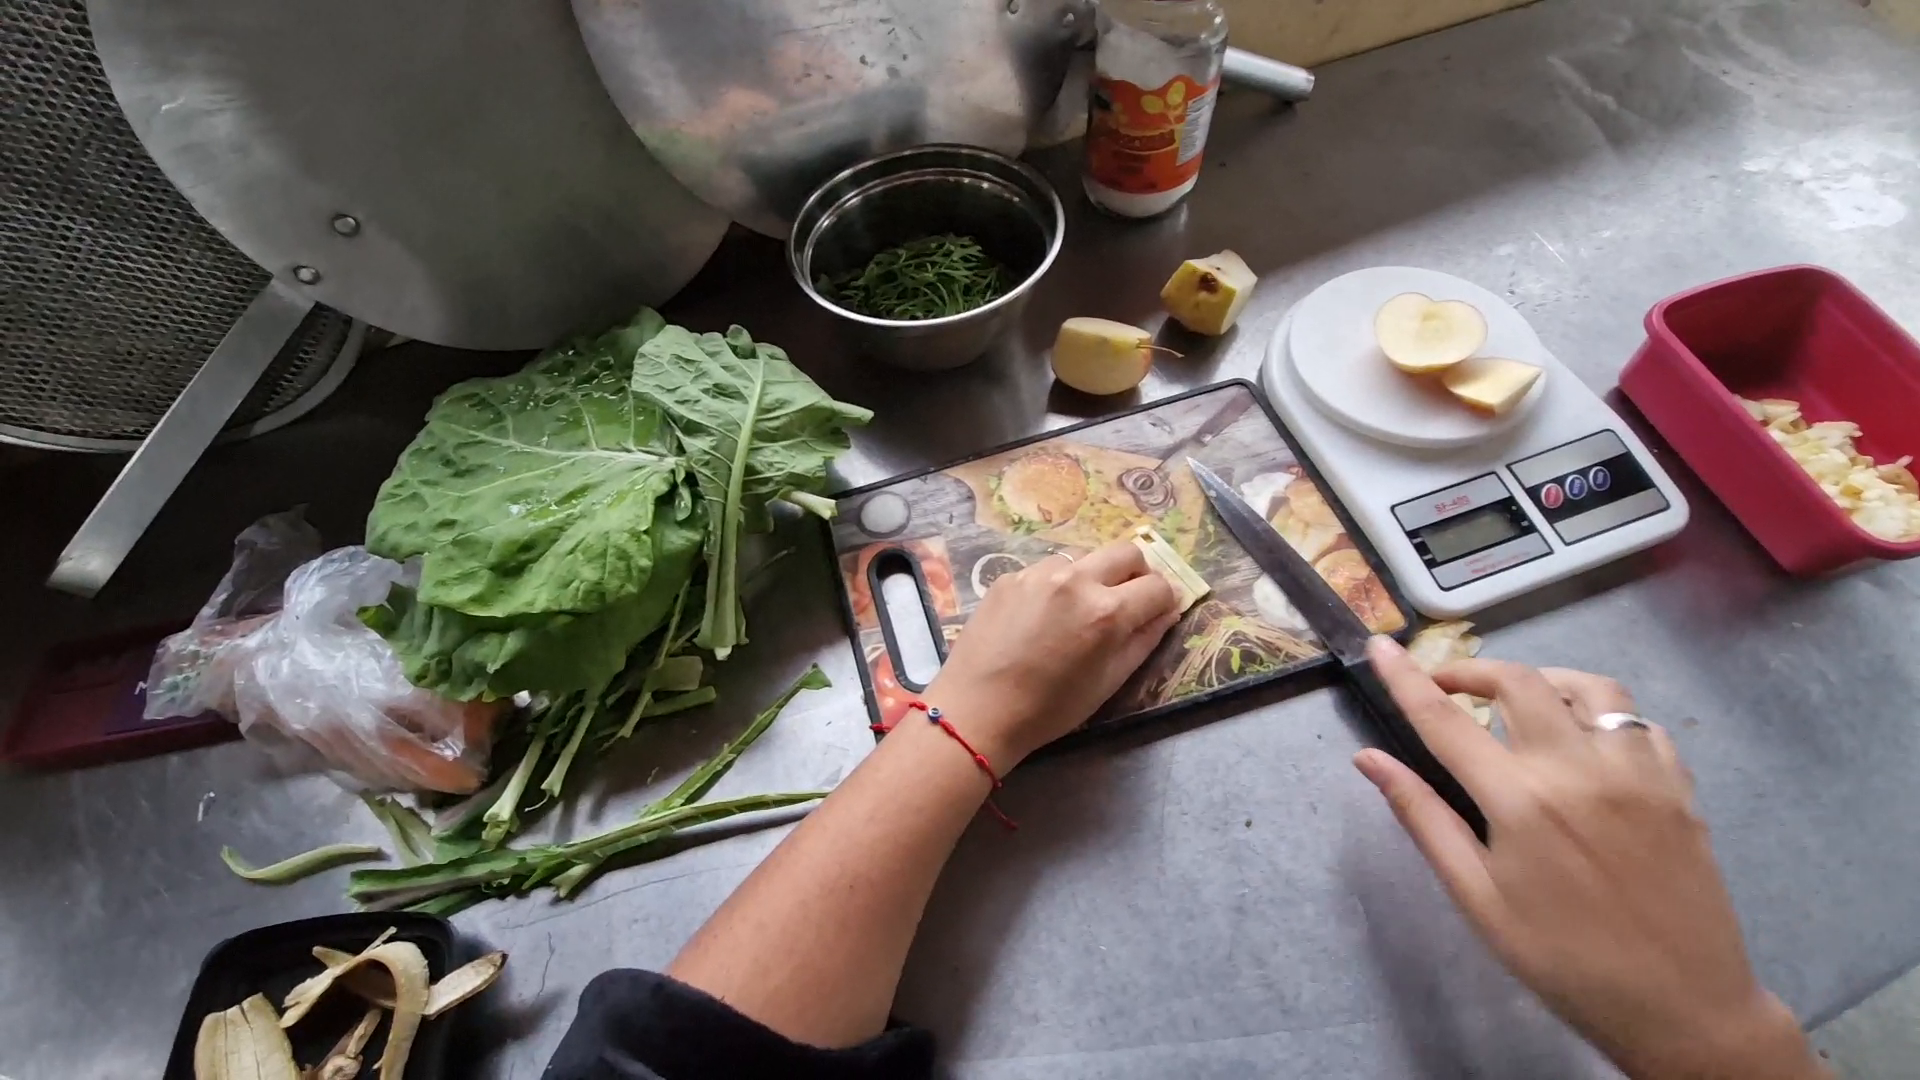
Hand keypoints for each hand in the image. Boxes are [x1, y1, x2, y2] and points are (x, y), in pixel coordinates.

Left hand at [924, 542, 1180, 768]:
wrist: (977, 709)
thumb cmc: (1049, 708)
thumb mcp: (1108, 681)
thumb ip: (1143, 640)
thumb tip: (1167, 611)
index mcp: (1106, 611)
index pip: (1158, 585)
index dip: (1165, 600)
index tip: (1158, 611)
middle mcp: (1075, 579)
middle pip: (1126, 551)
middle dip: (1137, 573)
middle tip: (1128, 600)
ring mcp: (1038, 572)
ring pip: (1085, 555)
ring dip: (1094, 574)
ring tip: (1079, 609)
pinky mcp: (1010, 576)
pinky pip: (1047, 568)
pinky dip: (1057, 584)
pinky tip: (1042, 615)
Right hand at [1356, 637, 1826, 1079]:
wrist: (1688, 1014)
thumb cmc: (1561, 957)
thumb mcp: (1474, 894)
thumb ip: (1421, 815)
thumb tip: (1367, 760)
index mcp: (1520, 800)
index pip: (1444, 719)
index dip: (1404, 677)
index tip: (1378, 646)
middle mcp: (1580, 771)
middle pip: (1518, 681)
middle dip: (1471, 671)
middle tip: (1444, 688)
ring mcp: (1639, 775)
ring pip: (1589, 686)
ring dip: (1540, 681)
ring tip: (1516, 703)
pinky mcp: (1680, 790)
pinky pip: (1638, 722)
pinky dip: (1598, 713)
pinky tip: (1580, 739)